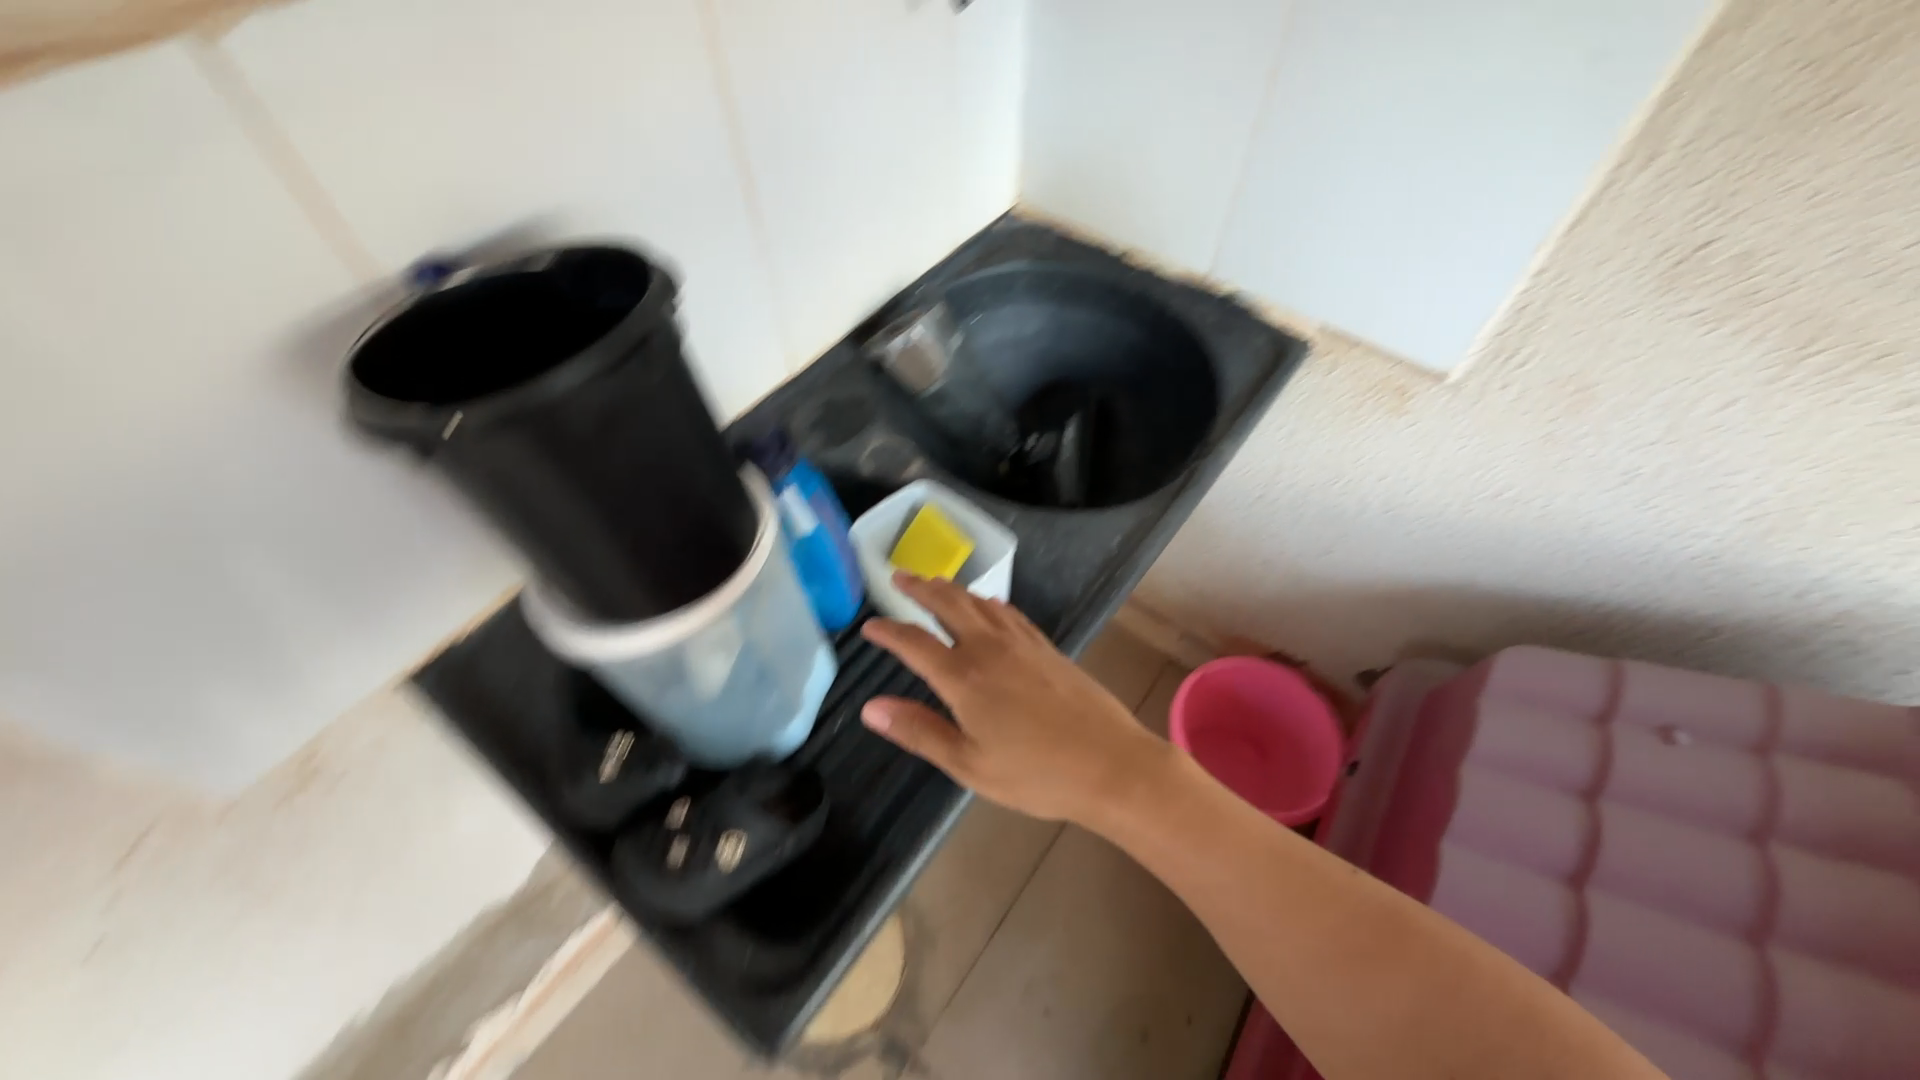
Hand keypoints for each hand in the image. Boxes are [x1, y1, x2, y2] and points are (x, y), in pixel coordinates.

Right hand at [859, 572, 1171, 823]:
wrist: (1112, 764)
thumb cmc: (1036, 774)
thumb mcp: (969, 764)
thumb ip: (919, 731)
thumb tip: (870, 708)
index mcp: (964, 678)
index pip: (914, 643)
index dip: (888, 630)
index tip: (870, 624)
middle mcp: (990, 649)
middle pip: (948, 605)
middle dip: (920, 588)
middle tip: (900, 576)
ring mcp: (1023, 644)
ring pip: (980, 602)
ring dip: (953, 589)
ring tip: (935, 583)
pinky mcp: (1047, 648)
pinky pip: (1011, 613)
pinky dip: (990, 602)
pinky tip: (990, 604)